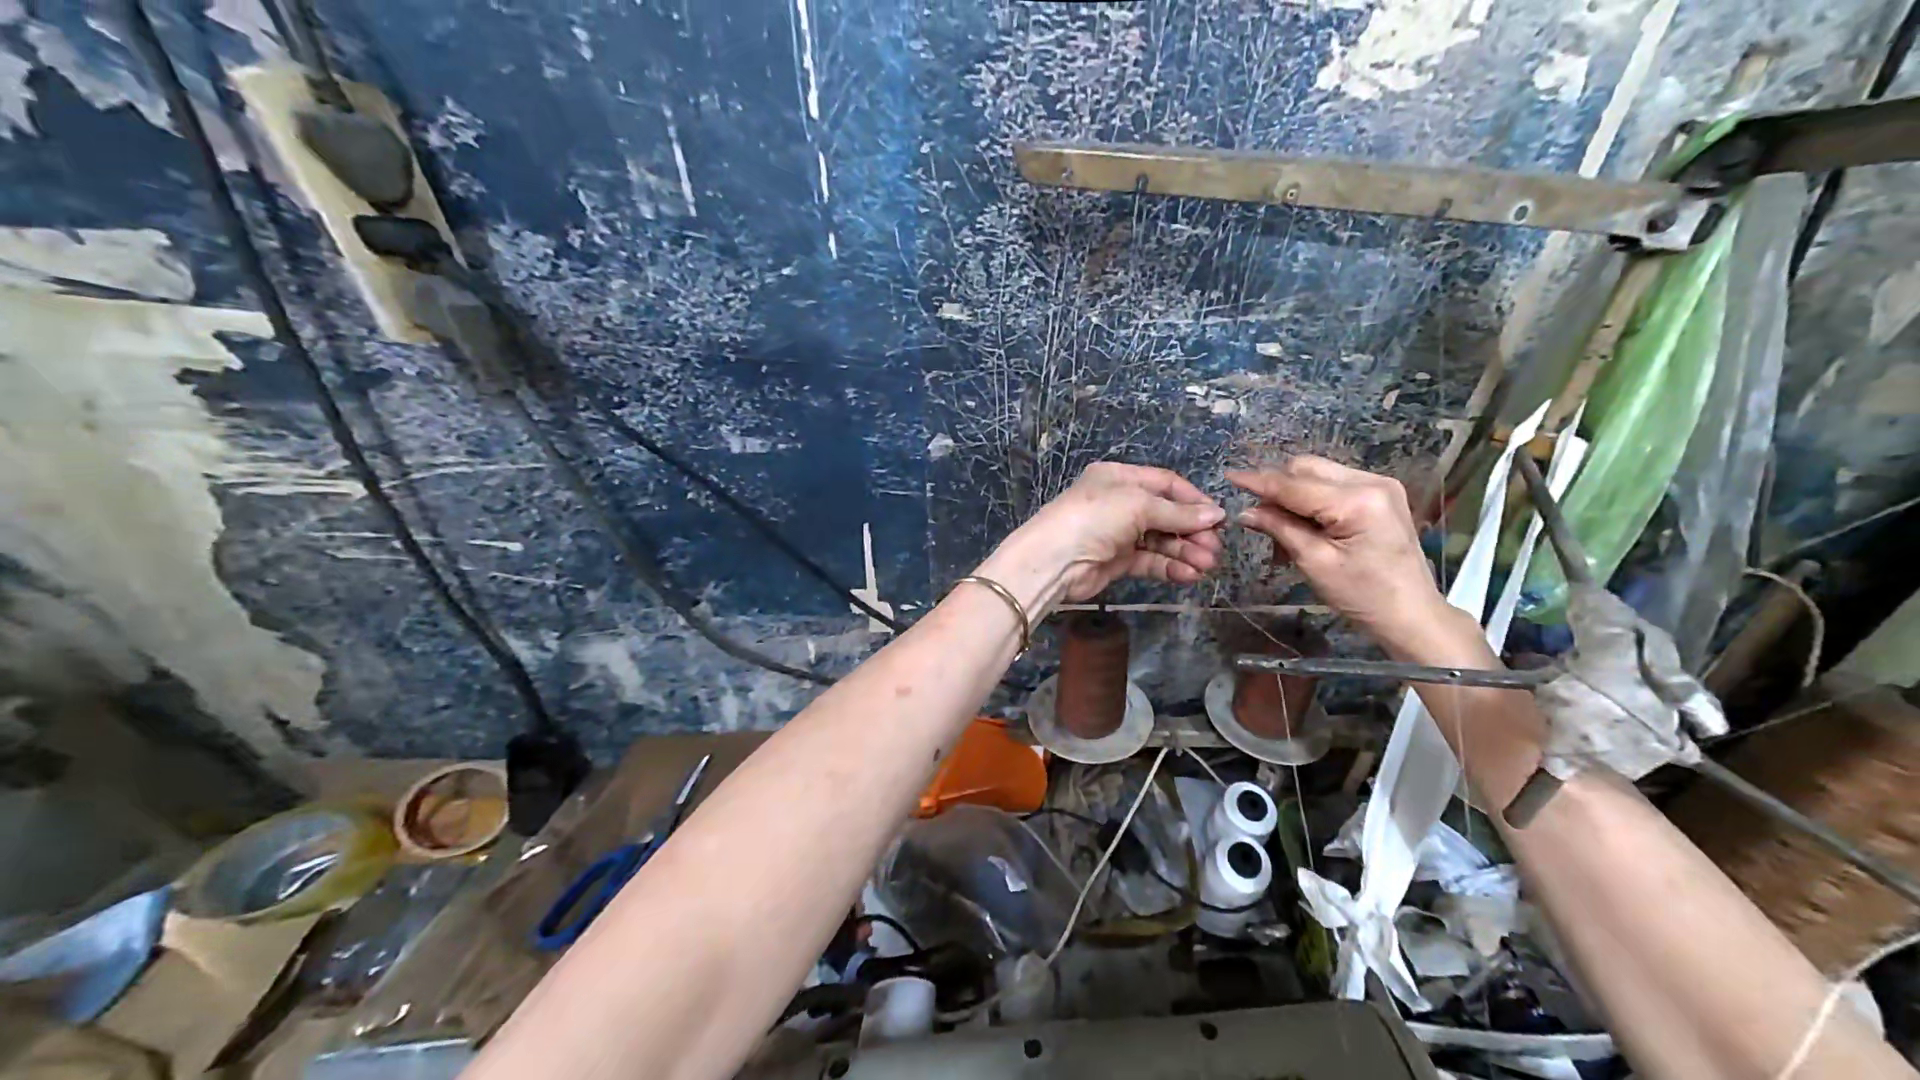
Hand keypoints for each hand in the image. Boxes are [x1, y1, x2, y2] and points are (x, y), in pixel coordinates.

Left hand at [978, 463, 1225, 611]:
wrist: (1053, 560)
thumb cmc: (1094, 518)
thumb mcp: (1138, 505)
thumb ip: (1178, 513)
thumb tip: (1216, 515)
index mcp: (1120, 477)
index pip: (1166, 483)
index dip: (1193, 500)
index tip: (1218, 518)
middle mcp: (1120, 502)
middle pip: (1166, 514)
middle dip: (1192, 531)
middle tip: (1215, 550)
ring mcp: (1118, 533)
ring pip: (1160, 540)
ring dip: (1185, 552)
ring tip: (1207, 565)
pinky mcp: (1116, 561)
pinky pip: (1150, 561)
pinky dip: (1170, 567)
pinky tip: (1189, 575)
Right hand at [1228, 456, 1448, 647]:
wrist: (1410, 612)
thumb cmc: (1362, 595)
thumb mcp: (1314, 562)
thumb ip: (1280, 529)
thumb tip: (1246, 512)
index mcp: (1358, 501)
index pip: (1294, 484)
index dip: (1258, 481)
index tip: (1229, 476)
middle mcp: (1371, 482)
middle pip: (1306, 469)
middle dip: (1277, 489)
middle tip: (1259, 519)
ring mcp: (1379, 485)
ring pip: (1317, 474)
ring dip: (1292, 495)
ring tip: (1283, 529)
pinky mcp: (1380, 494)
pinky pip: (1332, 484)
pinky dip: (1311, 500)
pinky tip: (1304, 525)